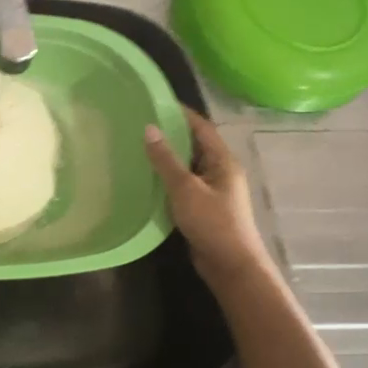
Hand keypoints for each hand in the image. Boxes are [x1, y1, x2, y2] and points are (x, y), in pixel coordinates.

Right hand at [144, 109, 269, 280]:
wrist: (230, 265)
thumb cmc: (212, 223)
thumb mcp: (185, 188)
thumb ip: (166, 159)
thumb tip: (149, 128)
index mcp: (222, 161)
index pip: (201, 127)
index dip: (181, 113)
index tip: (155, 102)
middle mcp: (220, 171)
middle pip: (194, 145)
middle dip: (170, 134)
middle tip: (139, 124)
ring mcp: (212, 190)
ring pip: (187, 166)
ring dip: (167, 158)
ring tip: (137, 148)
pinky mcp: (203, 207)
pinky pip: (183, 185)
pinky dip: (167, 179)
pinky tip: (146, 179)